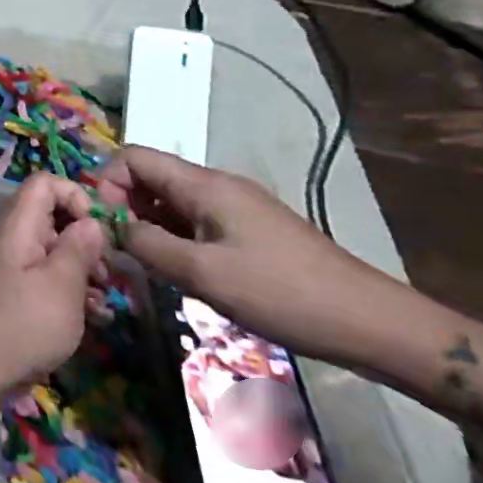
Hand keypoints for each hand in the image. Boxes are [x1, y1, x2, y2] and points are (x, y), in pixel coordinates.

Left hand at [0, 174, 108, 435]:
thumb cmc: (22, 325)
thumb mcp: (61, 286)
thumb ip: (79, 248)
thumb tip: (92, 220)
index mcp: (17, 226)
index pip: (44, 183)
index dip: (76, 195)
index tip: (100, 230)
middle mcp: (12, 238)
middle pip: (52, 215)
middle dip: (86, 238)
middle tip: (107, 273)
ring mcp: (12, 266)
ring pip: (54, 248)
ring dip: (83, 268)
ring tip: (103, 298)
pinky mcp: (15, 292)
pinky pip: (47, 277)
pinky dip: (71, 290)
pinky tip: (91, 315)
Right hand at [95, 146, 422, 366]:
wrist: (374, 324)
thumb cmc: (282, 293)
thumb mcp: (202, 274)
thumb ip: (147, 245)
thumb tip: (115, 229)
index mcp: (203, 184)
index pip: (133, 158)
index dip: (108, 184)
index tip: (108, 225)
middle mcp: (217, 184)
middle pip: (150, 177)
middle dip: (126, 207)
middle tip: (126, 251)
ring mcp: (237, 206)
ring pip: (171, 201)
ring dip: (151, 226)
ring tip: (152, 265)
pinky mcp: (250, 228)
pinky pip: (195, 219)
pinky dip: (177, 237)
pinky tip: (185, 271)